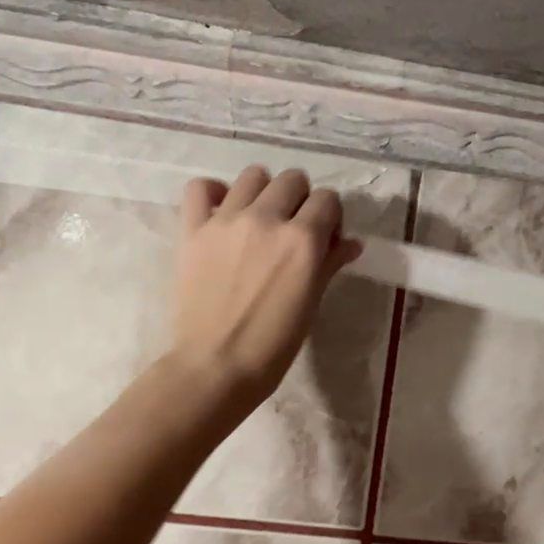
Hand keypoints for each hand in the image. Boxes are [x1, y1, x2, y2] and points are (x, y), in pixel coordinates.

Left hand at [166, 166, 362, 408]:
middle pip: (293, 180)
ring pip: (253, 176)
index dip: (330, 218)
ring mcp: (226, 220)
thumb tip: (351, 243)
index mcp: (302, 239)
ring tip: (258, 220)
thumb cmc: (272, 346)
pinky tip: (220, 213)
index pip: (327, 200)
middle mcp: (266, 219)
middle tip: (292, 231)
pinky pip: (200, 188)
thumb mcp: (311, 304)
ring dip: (263, 192)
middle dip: (300, 200)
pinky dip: (212, 193)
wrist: (215, 367)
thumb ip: (330, 264)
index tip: (324, 240)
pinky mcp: (193, 230)